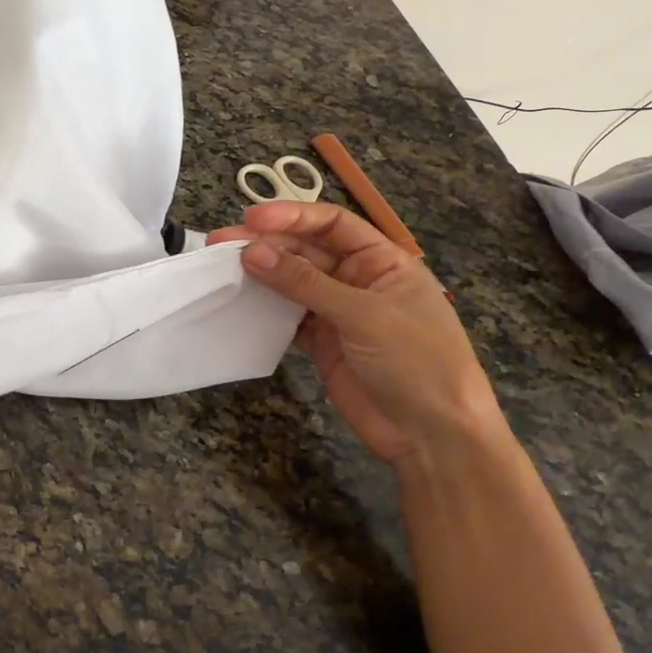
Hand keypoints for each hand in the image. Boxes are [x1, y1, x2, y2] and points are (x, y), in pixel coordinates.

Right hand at [208, 201, 504, 467]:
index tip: (251, 218)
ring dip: (257, 273)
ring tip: (218, 267)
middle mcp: (358, 280)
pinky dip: (261, 307)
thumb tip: (251, 252)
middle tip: (219, 243)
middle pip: (304, 250)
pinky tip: (235, 301)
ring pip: (289, 281)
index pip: (333, 224)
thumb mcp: (364, 315)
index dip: (292, 216)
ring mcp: (337, 312)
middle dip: (264, 244)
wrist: (433, 436)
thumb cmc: (418, 362)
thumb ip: (305, 282)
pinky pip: (284, 314)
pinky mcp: (320, 342)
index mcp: (383, 262)